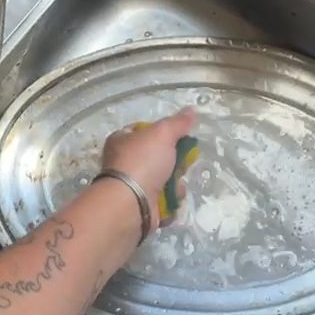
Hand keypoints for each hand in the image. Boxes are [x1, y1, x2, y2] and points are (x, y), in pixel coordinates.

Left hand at [100, 107, 197, 221]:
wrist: (132, 203)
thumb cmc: (143, 161)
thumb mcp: (163, 133)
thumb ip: (178, 122)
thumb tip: (192, 110)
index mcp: (122, 140)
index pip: (144, 130)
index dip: (163, 132)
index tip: (179, 136)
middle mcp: (125, 161)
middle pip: (160, 155)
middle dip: (175, 161)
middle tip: (182, 163)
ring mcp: (134, 185)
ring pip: (165, 178)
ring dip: (175, 183)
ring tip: (175, 186)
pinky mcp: (142, 204)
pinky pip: (164, 198)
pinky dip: (171, 200)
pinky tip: (172, 199)